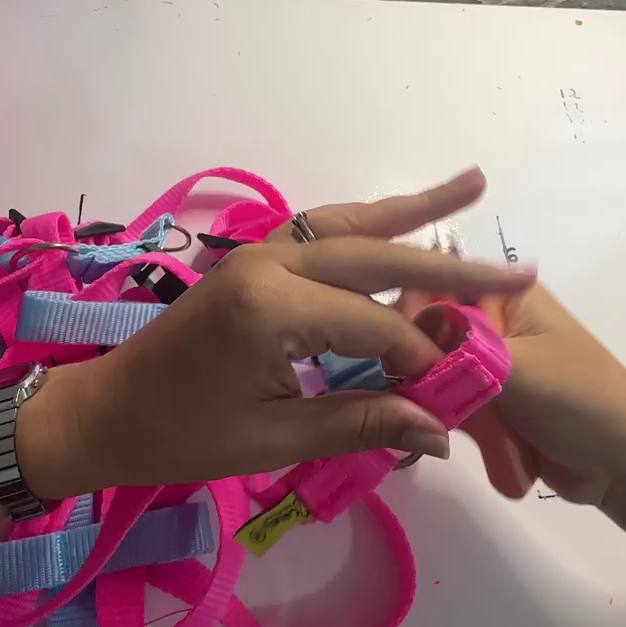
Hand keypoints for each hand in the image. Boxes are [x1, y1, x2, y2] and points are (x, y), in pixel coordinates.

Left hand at [16, 170, 533, 496]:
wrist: (105, 411)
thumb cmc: (180, 435)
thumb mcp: (274, 440)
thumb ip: (362, 423)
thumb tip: (442, 430)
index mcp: (271, 307)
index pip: (376, 325)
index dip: (423, 358)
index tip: (461, 386)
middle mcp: (269, 260)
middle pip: (376, 253)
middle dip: (451, 264)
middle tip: (520, 268)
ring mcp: (259, 250)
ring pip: (351, 223)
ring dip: (412, 211)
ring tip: (470, 186)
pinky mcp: (255, 256)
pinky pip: (324, 231)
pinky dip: (369, 224)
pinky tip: (400, 221)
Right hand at [407, 286, 625, 505]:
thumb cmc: (581, 402)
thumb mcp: (516, 368)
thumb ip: (455, 350)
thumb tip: (397, 337)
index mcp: (505, 294)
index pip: (436, 279)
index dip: (411, 308)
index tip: (400, 346)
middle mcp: (491, 322)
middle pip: (428, 329)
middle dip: (426, 367)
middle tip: (422, 396)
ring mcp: (487, 365)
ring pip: (434, 372)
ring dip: (445, 404)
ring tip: (454, 429)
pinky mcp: (486, 403)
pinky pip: (450, 404)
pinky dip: (456, 425)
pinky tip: (467, 442)